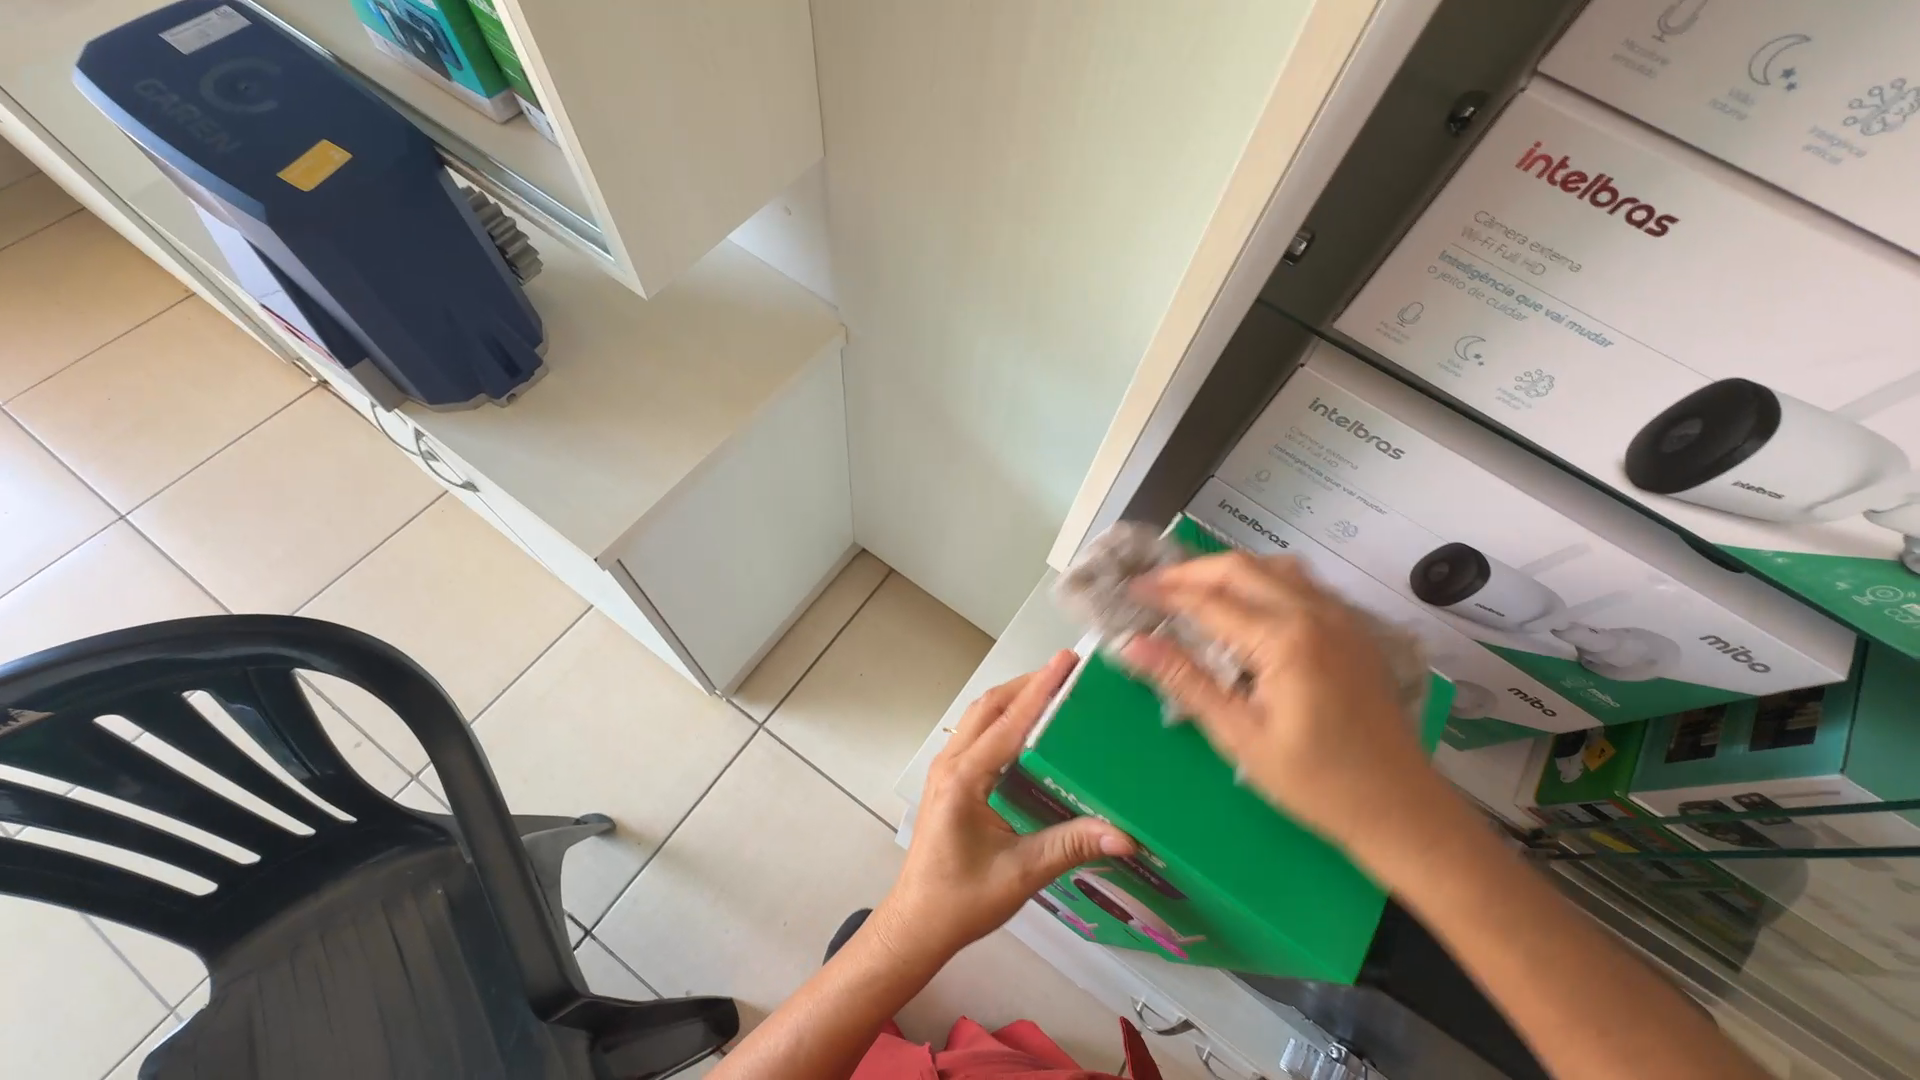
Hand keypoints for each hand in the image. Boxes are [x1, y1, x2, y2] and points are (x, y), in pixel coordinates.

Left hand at [872, 650, 1135, 971]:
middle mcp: (950, 764)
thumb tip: (1125, 835)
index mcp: (964, 780)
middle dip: (1029, 683)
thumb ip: (1070, 847)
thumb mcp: (1021, 874)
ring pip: (981, 715)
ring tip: (1055, 687)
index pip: (1008, 723)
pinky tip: (1032, 724)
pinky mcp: (950, 779)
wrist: (918, 923)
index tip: (1066, 662)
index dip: (1040, 690)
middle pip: (990, 706)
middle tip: (1069, 669)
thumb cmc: (962, 900)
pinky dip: (1005, 716)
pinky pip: (978, 733)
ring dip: (1015, 696)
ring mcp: (946, 769)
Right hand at [1119, 553, 1451, 853]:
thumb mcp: (1240, 736)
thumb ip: (1186, 681)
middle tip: (1153, 586)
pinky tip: (1247, 604)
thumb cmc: (1315, 782)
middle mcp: (1315, 613)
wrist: (1401, 807)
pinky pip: (1302, 584)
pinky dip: (1263, 580)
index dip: (1164, 592)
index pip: (1209, 600)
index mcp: (1285, 640)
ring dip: (1228, 570)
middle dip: (1191, 571)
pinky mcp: (1355, 629)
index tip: (1129, 592)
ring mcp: (1341, 617)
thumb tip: (1133, 646)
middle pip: (1241, 567)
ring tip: (1192, 589)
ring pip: (1275, 567)